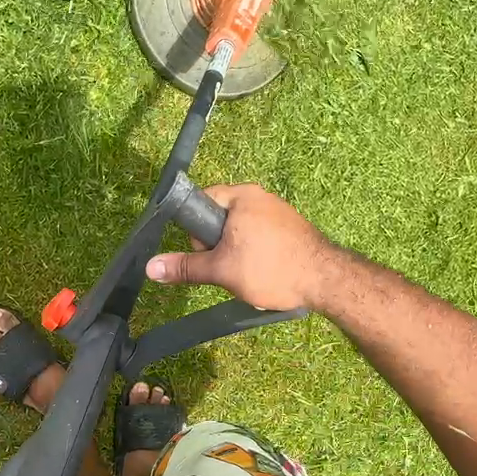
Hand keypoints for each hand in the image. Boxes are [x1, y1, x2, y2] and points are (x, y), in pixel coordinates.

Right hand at [146, 183, 341, 311]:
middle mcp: (260, 196)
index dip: (198, 233)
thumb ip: (186, 267)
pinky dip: (258, 256)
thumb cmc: (271, 269)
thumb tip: (150, 268)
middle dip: (220, 248)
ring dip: (239, 255)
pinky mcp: (291, 228)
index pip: (201, 202)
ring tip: (254, 274)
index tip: (208, 254)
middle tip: (232, 269)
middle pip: (220, 220)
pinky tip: (268, 274)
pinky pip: (261, 238)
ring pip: (240, 233)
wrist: (326, 280)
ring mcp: (278, 211)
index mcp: (241, 195)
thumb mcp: (222, 270)